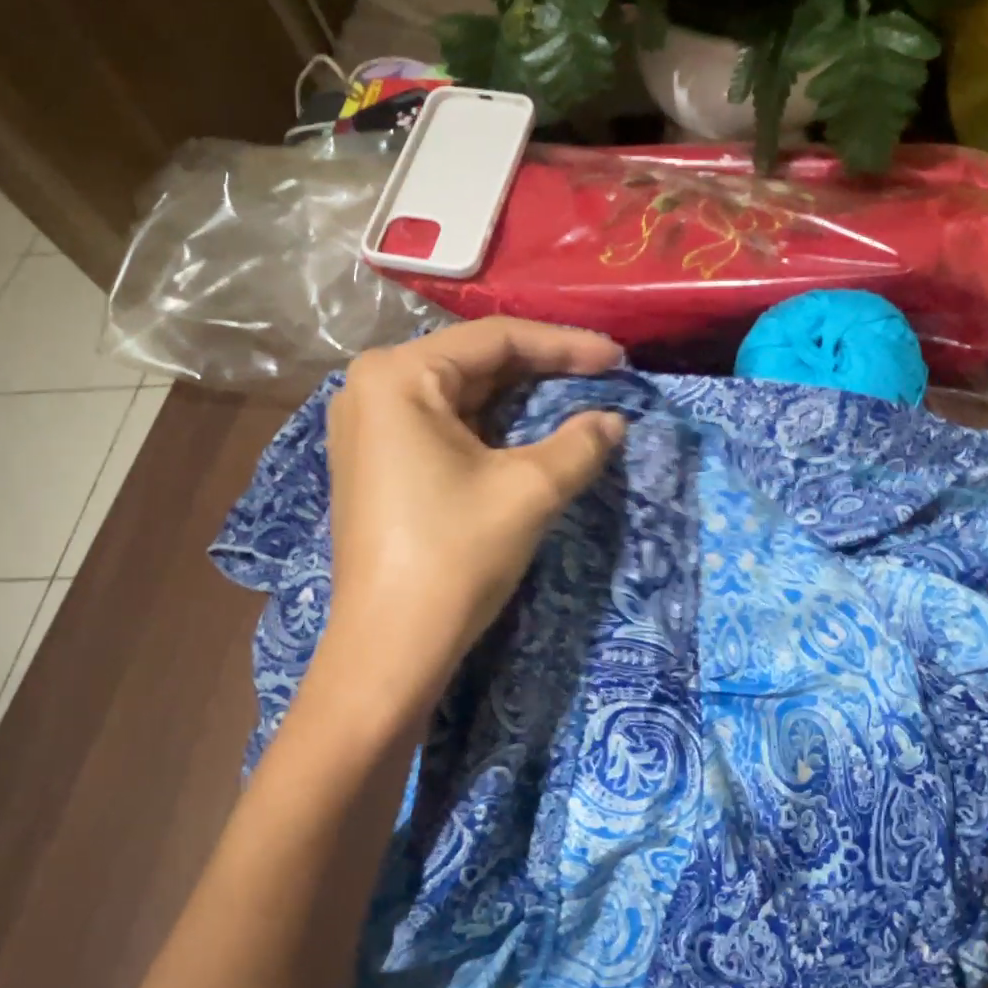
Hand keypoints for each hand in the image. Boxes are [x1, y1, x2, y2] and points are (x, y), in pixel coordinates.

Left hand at [320, 318, 625, 713]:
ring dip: (521, 400)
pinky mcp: (376, 464)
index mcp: (398, 375)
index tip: (619, 360)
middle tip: (603, 378)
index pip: (495, 339)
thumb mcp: (530, 491)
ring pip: (461, 396)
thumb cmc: (455, 555)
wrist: (390, 647)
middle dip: (543, 370)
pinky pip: (444, 426)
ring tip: (578, 400)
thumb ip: (581, 443)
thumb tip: (613, 421)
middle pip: (475, 363)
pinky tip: (531, 434)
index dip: (565, 345)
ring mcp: (368, 427)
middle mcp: (372, 388)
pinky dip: (492, 428)